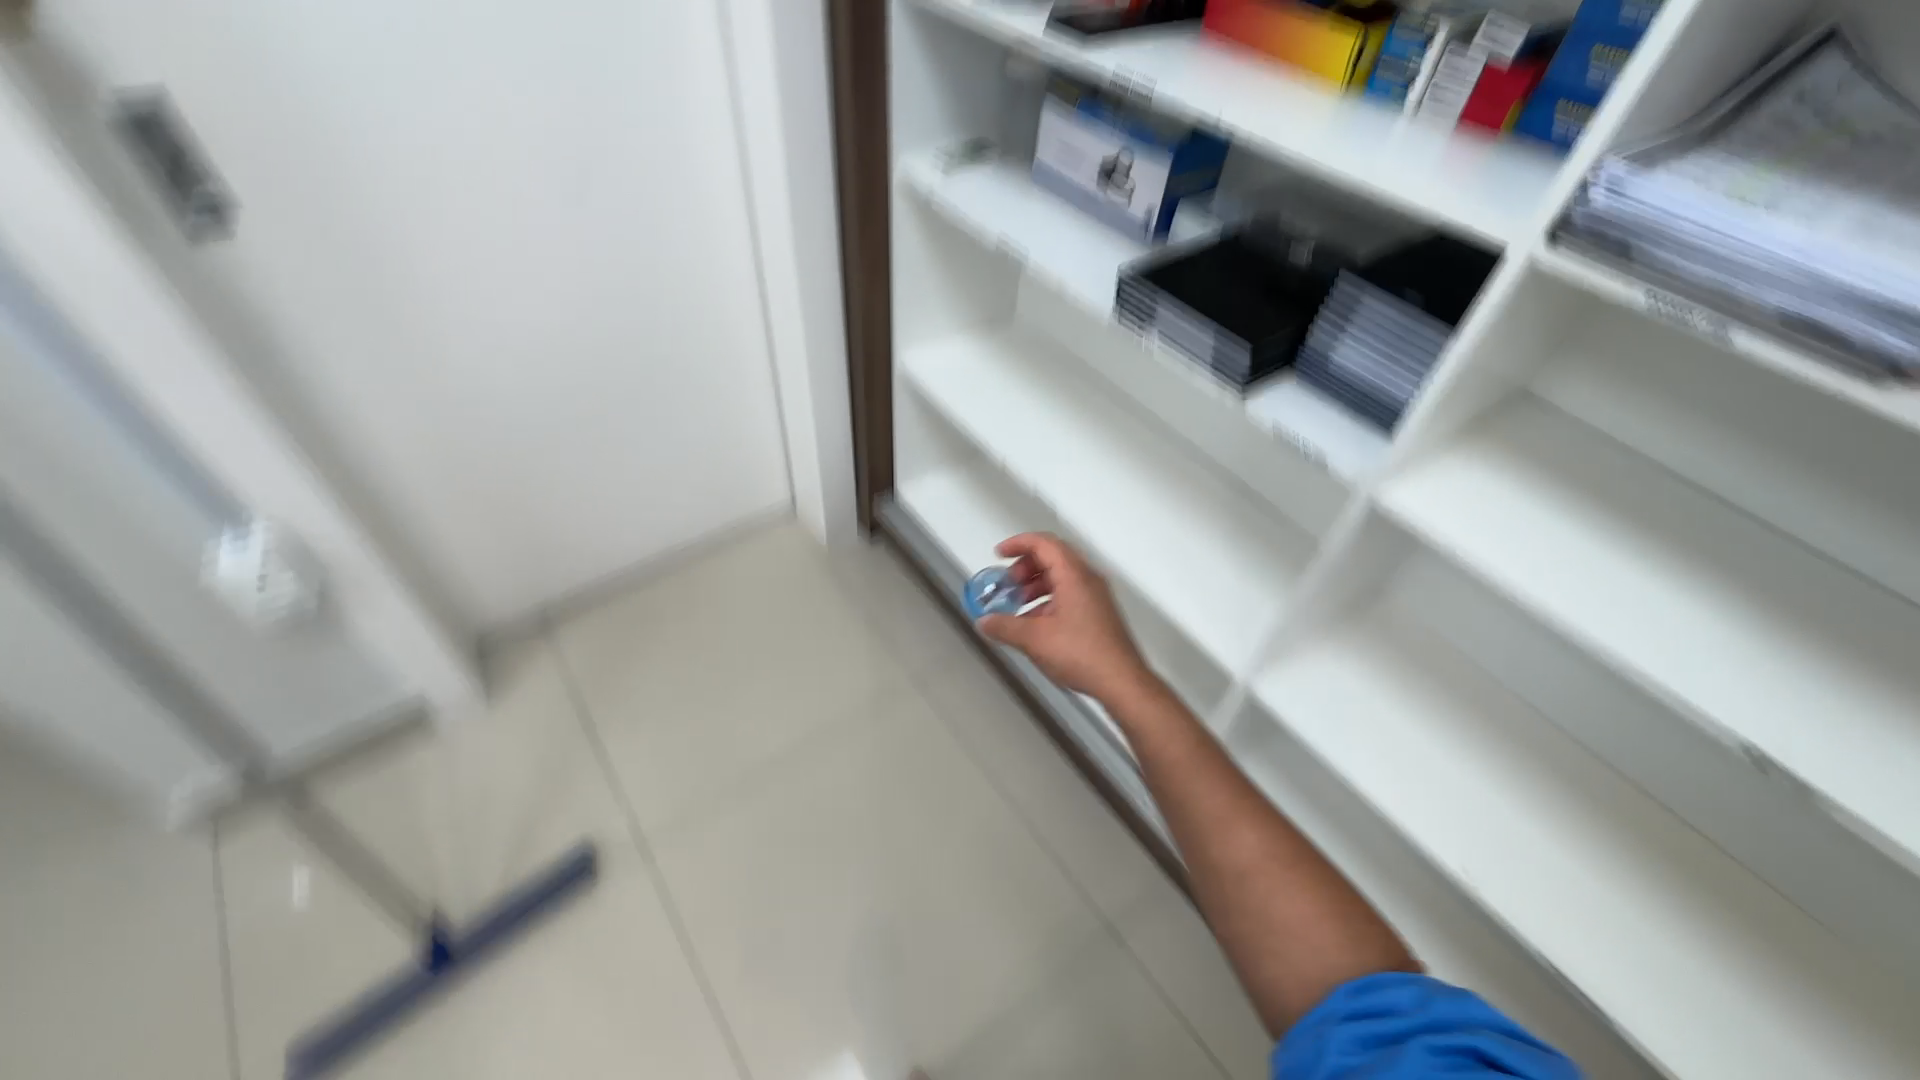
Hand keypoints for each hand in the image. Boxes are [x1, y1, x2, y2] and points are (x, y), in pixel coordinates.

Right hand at [975, 533, 1153, 702]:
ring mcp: (1096, 596)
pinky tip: (1036, 623)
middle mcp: (1088, 579)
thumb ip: (1005, 627)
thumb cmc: (1080, 653)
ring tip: (1017, 606)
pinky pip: (1070, 593)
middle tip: (1007, 586)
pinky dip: (1048, 599)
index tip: (998, 555)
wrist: (1121, 681)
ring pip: (1062, 577)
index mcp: (1074, 575)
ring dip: (1036, 585)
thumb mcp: (1034, 640)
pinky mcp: (1099, 613)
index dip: (1018, 544)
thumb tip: (983, 621)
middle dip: (1025, 567)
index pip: (1044, 544)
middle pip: (1053, 557)